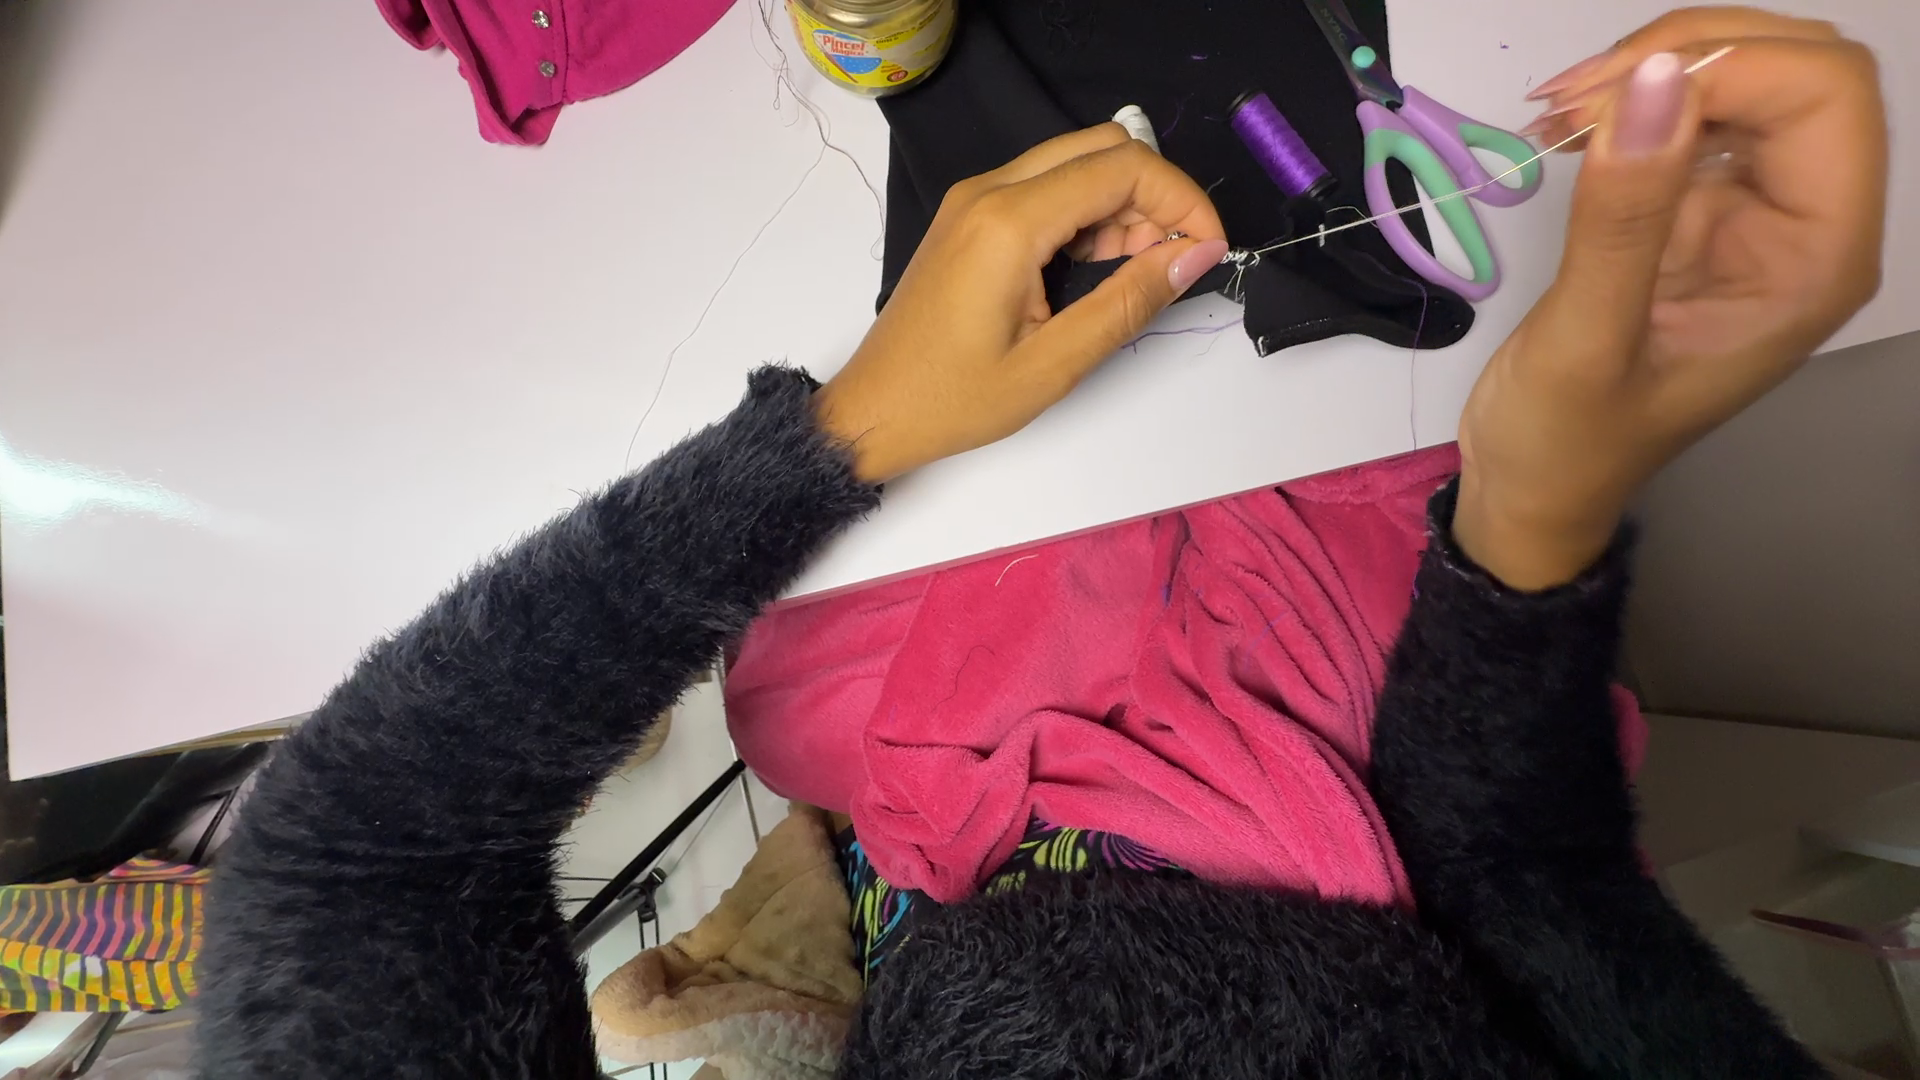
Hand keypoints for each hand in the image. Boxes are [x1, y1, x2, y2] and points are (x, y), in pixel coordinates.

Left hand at [814, 125, 1228, 482]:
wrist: (874, 411)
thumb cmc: (953, 401)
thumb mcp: (1051, 365)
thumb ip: (1128, 302)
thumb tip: (1196, 254)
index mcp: (1008, 223)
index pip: (1122, 168)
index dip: (1181, 199)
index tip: (1206, 248)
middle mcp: (987, 192)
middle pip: (1099, 150)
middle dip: (1153, 196)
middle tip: (1171, 262)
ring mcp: (971, 203)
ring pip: (1070, 166)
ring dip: (1118, 207)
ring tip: (1137, 273)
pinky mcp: (966, 221)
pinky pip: (1039, 192)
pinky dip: (1081, 217)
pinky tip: (1093, 266)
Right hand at [1456, 8, 1886, 588]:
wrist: (1529, 491)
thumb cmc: (1562, 440)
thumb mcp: (1584, 341)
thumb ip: (1622, 218)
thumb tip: (1652, 81)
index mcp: (1809, 259)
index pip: (1821, 99)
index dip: (1722, 72)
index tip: (1594, 104)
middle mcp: (1794, 228)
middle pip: (1790, 79)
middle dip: (1683, 61)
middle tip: (1562, 100)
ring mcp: (1736, 227)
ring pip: (1736, 97)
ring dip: (1650, 82)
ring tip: (1551, 114)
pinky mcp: (1678, 234)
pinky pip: (1679, 142)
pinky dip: (1625, 121)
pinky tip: (1566, 137)